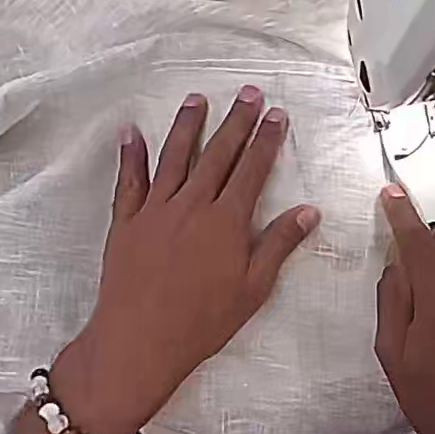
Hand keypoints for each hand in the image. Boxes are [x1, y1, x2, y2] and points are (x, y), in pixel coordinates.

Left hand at [52, 89, 318, 433]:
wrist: (141, 340)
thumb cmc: (202, 321)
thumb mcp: (253, 288)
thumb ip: (278, 245)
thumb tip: (307, 212)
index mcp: (226, 221)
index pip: (252, 170)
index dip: (266, 140)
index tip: (276, 115)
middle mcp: (191, 206)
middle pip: (218, 154)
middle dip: (236, 122)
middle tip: (248, 94)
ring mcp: (156, 210)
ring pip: (174, 157)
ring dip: (188, 126)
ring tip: (198, 99)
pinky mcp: (126, 222)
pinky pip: (129, 181)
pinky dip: (130, 155)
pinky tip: (131, 132)